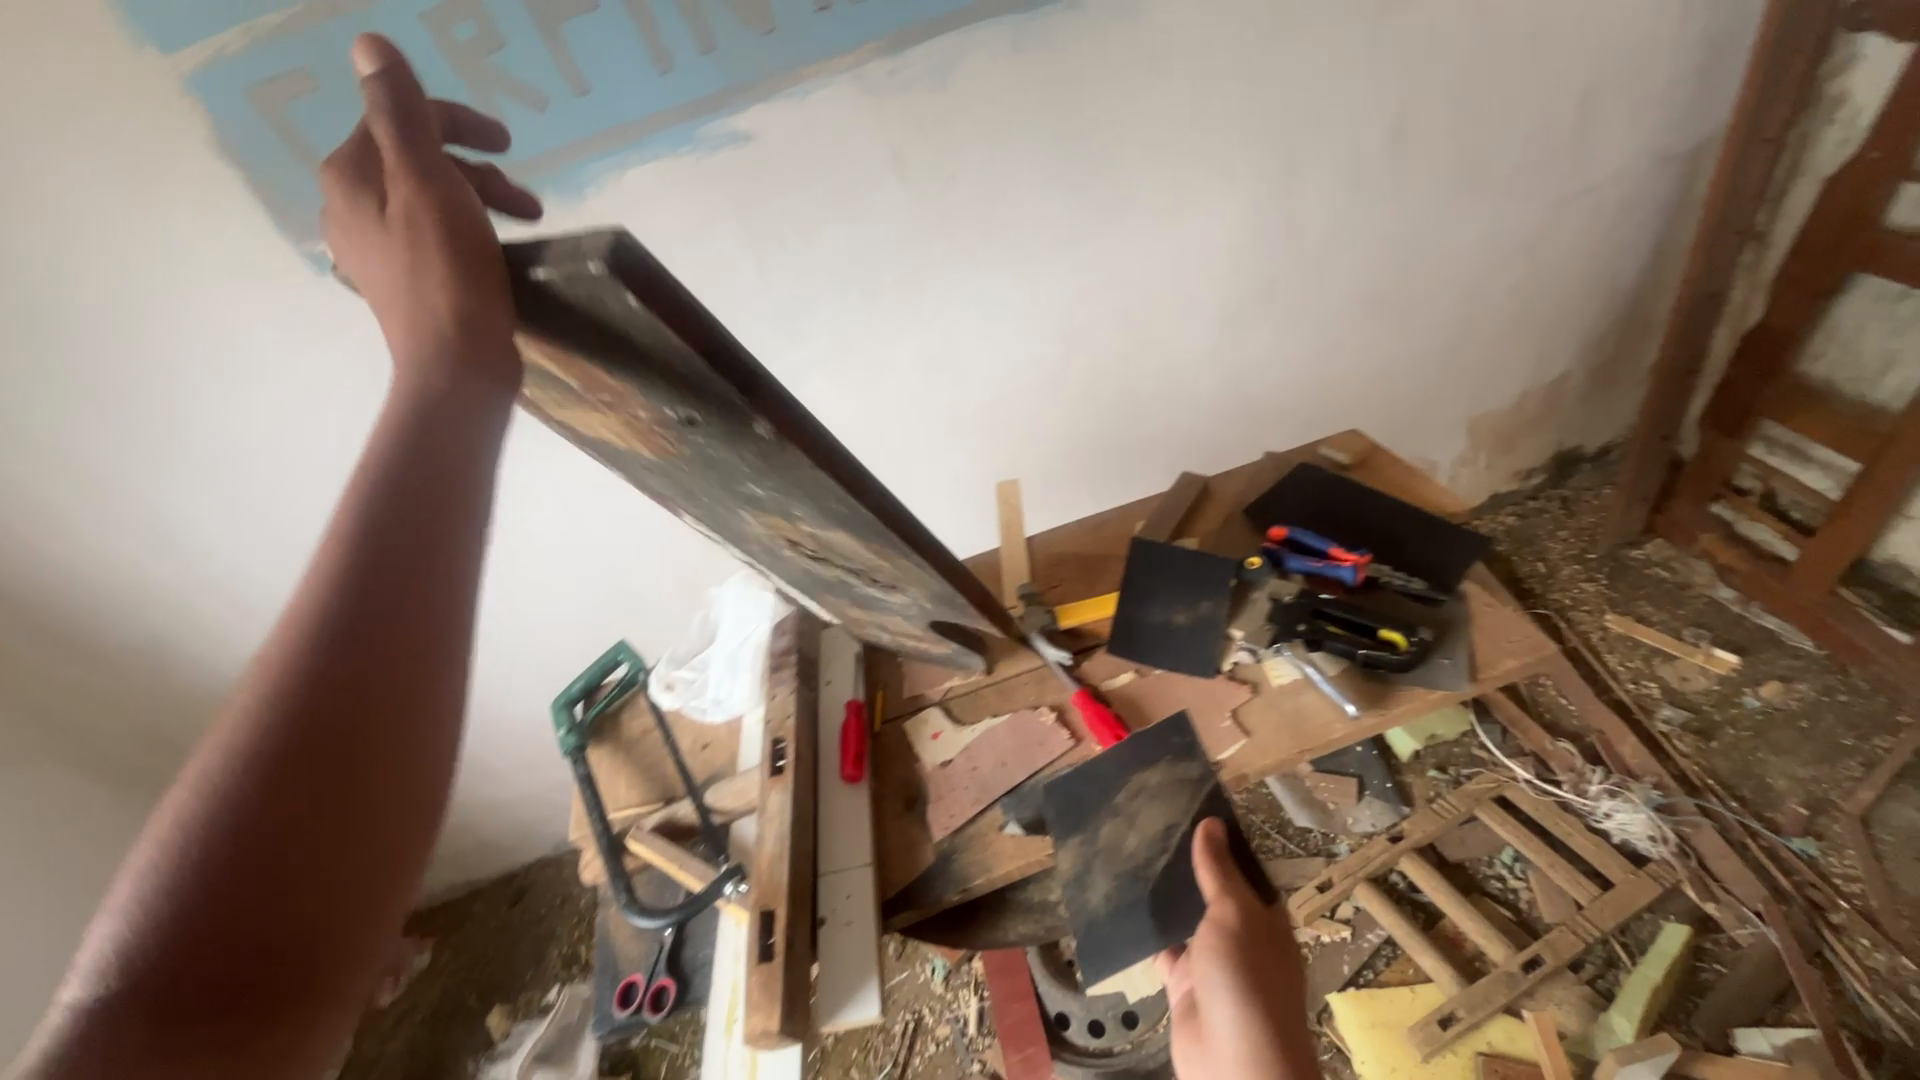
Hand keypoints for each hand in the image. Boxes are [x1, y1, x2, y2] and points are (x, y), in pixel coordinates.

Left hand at [320, 33, 543, 393]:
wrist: (457, 368)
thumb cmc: (449, 276)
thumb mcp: (429, 184)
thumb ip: (402, 114)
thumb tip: (370, 46)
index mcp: (350, 176)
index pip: (399, 119)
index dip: (458, 123)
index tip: (511, 146)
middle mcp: (349, 207)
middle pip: (415, 159)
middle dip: (475, 168)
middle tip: (529, 200)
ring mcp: (374, 250)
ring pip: (427, 198)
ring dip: (478, 199)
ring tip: (524, 224)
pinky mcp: (404, 283)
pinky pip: (434, 234)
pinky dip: (468, 229)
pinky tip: (494, 250)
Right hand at [1155, 818, 1321, 1078]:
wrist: (1236, 1063)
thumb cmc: (1247, 979)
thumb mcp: (1236, 914)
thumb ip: (1218, 871)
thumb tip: (1211, 822)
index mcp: (1264, 915)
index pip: (1241, 867)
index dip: (1218, 839)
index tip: (1186, 806)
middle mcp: (1241, 934)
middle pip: (1210, 891)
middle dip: (1185, 865)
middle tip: (1148, 824)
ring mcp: (1212, 961)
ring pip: (1185, 918)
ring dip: (1163, 895)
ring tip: (1130, 852)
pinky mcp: (1184, 984)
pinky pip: (1163, 948)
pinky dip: (1146, 931)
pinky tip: (1122, 901)